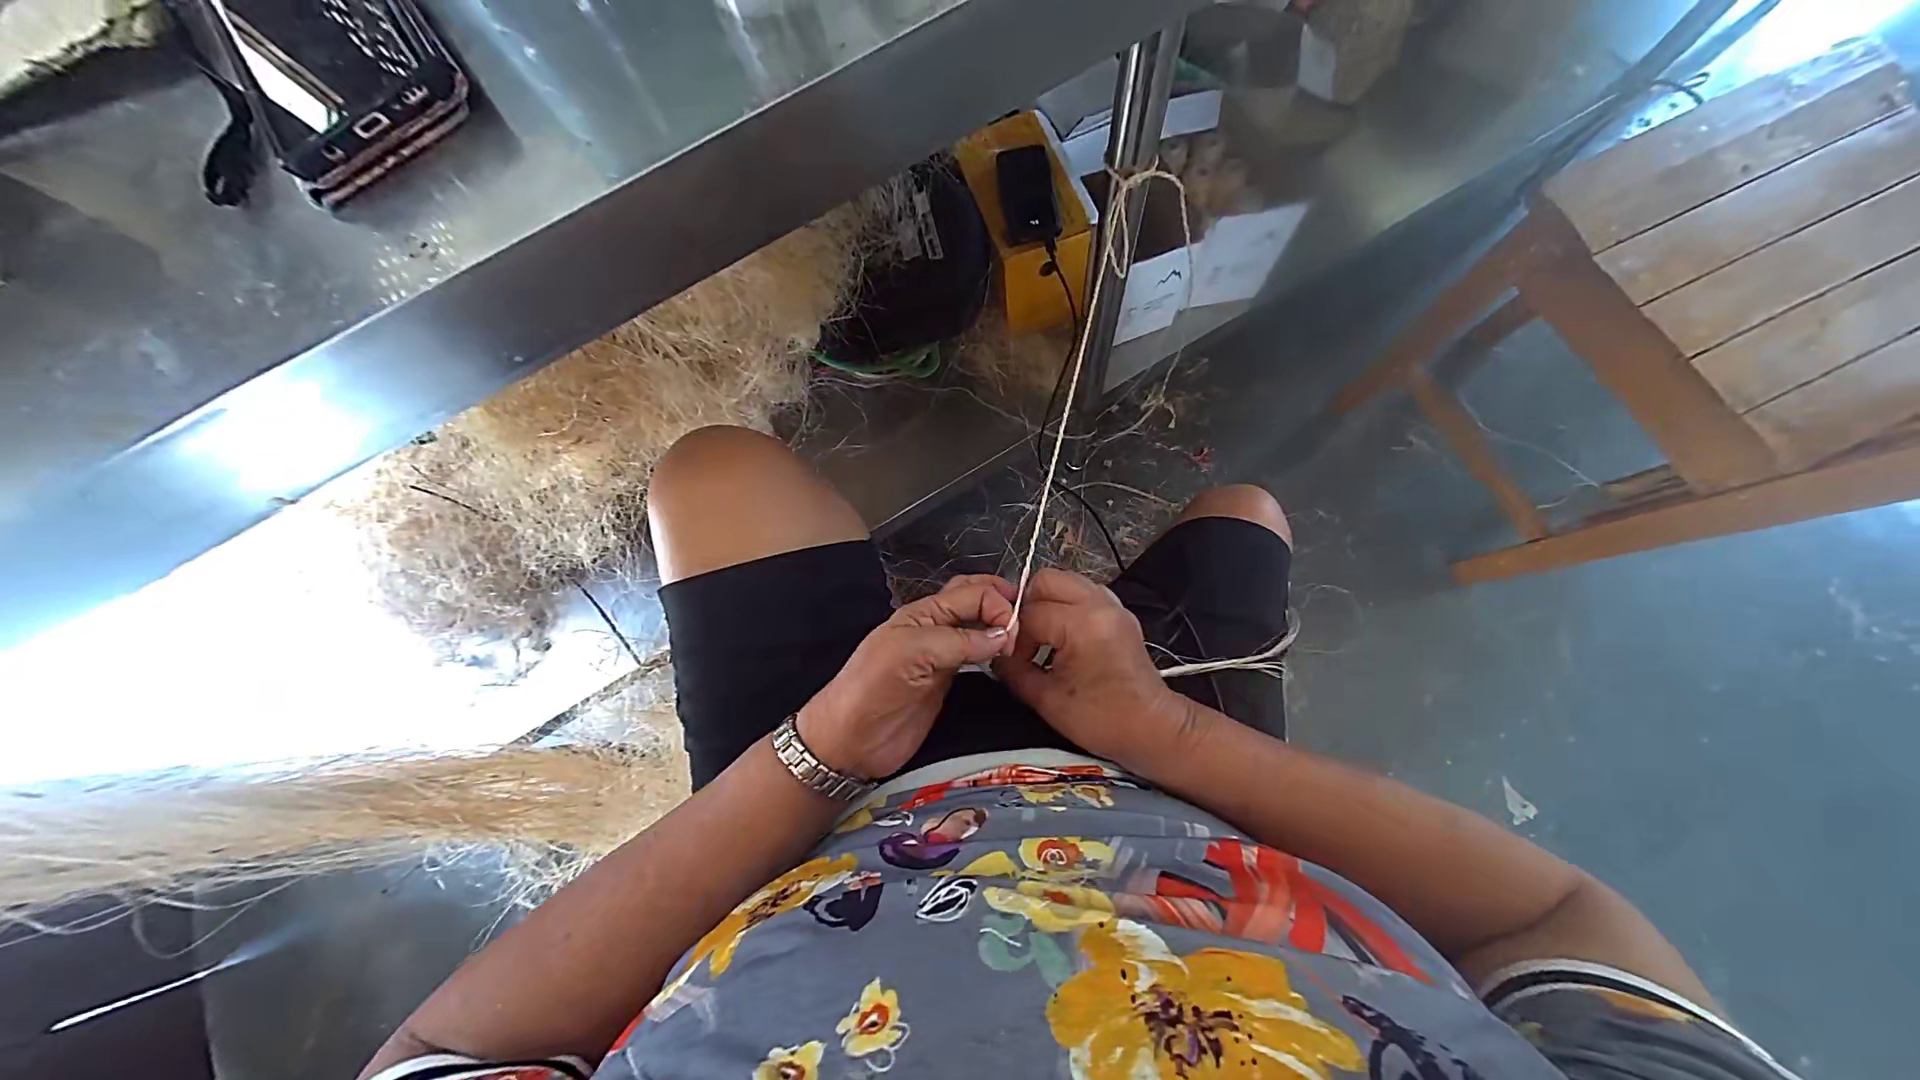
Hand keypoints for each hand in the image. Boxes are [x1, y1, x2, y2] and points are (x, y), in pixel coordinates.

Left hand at [796, 575, 1015, 779]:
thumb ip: (958, 641)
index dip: (997, 604)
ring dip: (1001, 626)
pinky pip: (976, 656)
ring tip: (1024, 639)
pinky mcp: (947, 681)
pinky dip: (994, 652)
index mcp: (923, 612)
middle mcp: (935, 628)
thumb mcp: (912, 653)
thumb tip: (1004, 635)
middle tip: (1028, 623)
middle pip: (975, 601)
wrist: (849, 739)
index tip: (1015, 630)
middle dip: (1002, 603)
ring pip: (978, 627)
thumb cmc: (872, 687)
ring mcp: (941, 655)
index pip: (971, 592)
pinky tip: (1007, 658)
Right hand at [997, 568, 1205, 777]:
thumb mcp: (1047, 700)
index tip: (1011, 660)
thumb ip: (1014, 672)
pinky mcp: (1118, 613)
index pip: (1030, 613)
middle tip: (1022, 638)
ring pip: (1066, 581)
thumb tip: (997, 658)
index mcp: (1082, 624)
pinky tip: (1060, 635)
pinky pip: (1083, 593)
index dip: (1013, 637)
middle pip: (1046, 580)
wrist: (1153, 729)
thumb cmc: (1103, 720)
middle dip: (1026, 606)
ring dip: (1047, 603)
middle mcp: (1099, 605)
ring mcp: (1112, 606)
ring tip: (1040, 636)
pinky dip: (1066, 606)